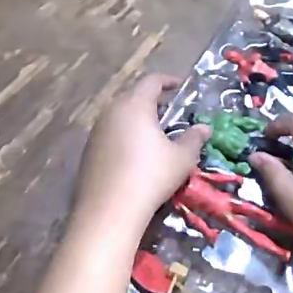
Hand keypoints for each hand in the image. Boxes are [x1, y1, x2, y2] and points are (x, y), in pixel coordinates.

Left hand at [72, 75, 208, 230]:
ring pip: (119, 115)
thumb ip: (194, 138)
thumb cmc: (151, 176)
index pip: (152, 81)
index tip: (180, 86)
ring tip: (154, 134)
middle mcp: (112, 111)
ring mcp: (96, 131)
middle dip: (152, 100)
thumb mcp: (182, 158)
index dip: (168, 81)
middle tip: (169, 112)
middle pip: (133, 96)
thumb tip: (204, 128)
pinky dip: (124, 135)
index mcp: (135, 105)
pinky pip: (110, 133)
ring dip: (137, 118)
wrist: (108, 211)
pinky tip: (135, 155)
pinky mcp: (88, 151)